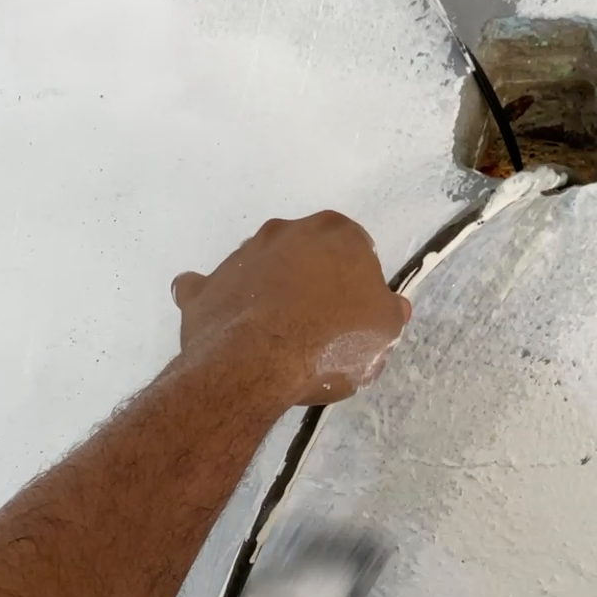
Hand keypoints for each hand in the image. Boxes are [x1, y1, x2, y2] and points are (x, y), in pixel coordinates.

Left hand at [171, 211, 411, 405]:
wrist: (258, 365)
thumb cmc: (331, 345)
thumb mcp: (381, 335)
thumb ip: (388, 314)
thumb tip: (393, 307)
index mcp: (334, 233)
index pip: (353, 252)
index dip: (353, 286)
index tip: (349, 318)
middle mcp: (283, 232)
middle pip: (302, 255)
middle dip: (307, 283)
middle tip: (313, 327)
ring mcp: (238, 257)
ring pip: (256, 269)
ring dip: (263, 292)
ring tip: (270, 337)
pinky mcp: (202, 288)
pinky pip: (204, 288)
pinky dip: (211, 301)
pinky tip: (219, 321)